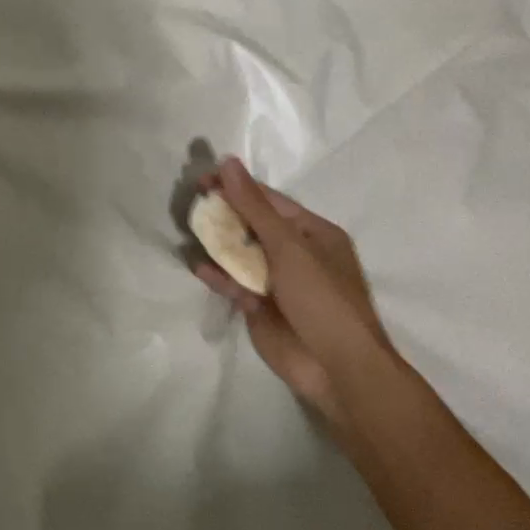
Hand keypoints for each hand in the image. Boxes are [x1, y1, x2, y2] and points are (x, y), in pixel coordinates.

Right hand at [192, 157, 395, 429]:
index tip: (201, 182)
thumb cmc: (322, 299)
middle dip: (222, 216)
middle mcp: (295, 253)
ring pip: (237, 252)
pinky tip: (201, 269)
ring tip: (192, 236)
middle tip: (192, 209)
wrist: (337, 368)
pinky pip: (232, 280)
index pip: (267, 200)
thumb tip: (227, 162)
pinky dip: (217, 274)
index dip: (235, 188)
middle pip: (249, 224)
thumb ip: (253, 206)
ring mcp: (276, 280)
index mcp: (312, 234)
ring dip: (216, 245)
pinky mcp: (258, 303)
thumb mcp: (288, 247)